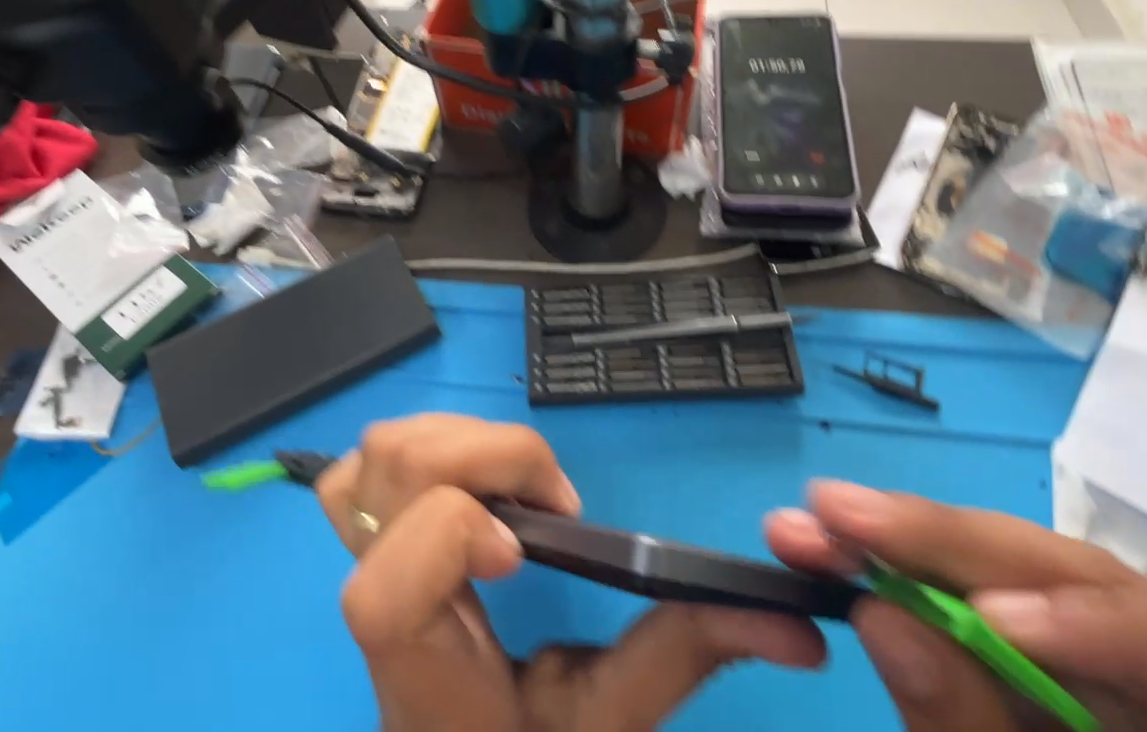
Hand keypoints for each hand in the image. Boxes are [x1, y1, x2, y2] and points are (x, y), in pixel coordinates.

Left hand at [318, 415, 825, 729]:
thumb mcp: (608, 717)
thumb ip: (682, 658)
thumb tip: (792, 630)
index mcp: (422, 668)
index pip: (379, 595)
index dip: (451, 539)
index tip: (523, 549)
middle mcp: (374, 605)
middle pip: (390, 474)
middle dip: (488, 456)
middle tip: (549, 500)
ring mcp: (357, 561)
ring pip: (373, 455)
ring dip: (459, 442)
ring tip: (515, 487)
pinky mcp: (361, 537)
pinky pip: (354, 469)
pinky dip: (415, 451)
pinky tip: (466, 484)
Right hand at [766, 481, 1146, 730]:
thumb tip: (881, 616)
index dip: (1132, 625)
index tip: (995, 620)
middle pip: (1115, 581)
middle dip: (960, 545)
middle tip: (836, 513)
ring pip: (1050, 578)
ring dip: (922, 546)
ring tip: (821, 528)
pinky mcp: (1081, 660)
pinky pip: (1011, 603)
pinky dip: (928, 578)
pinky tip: (858, 557)